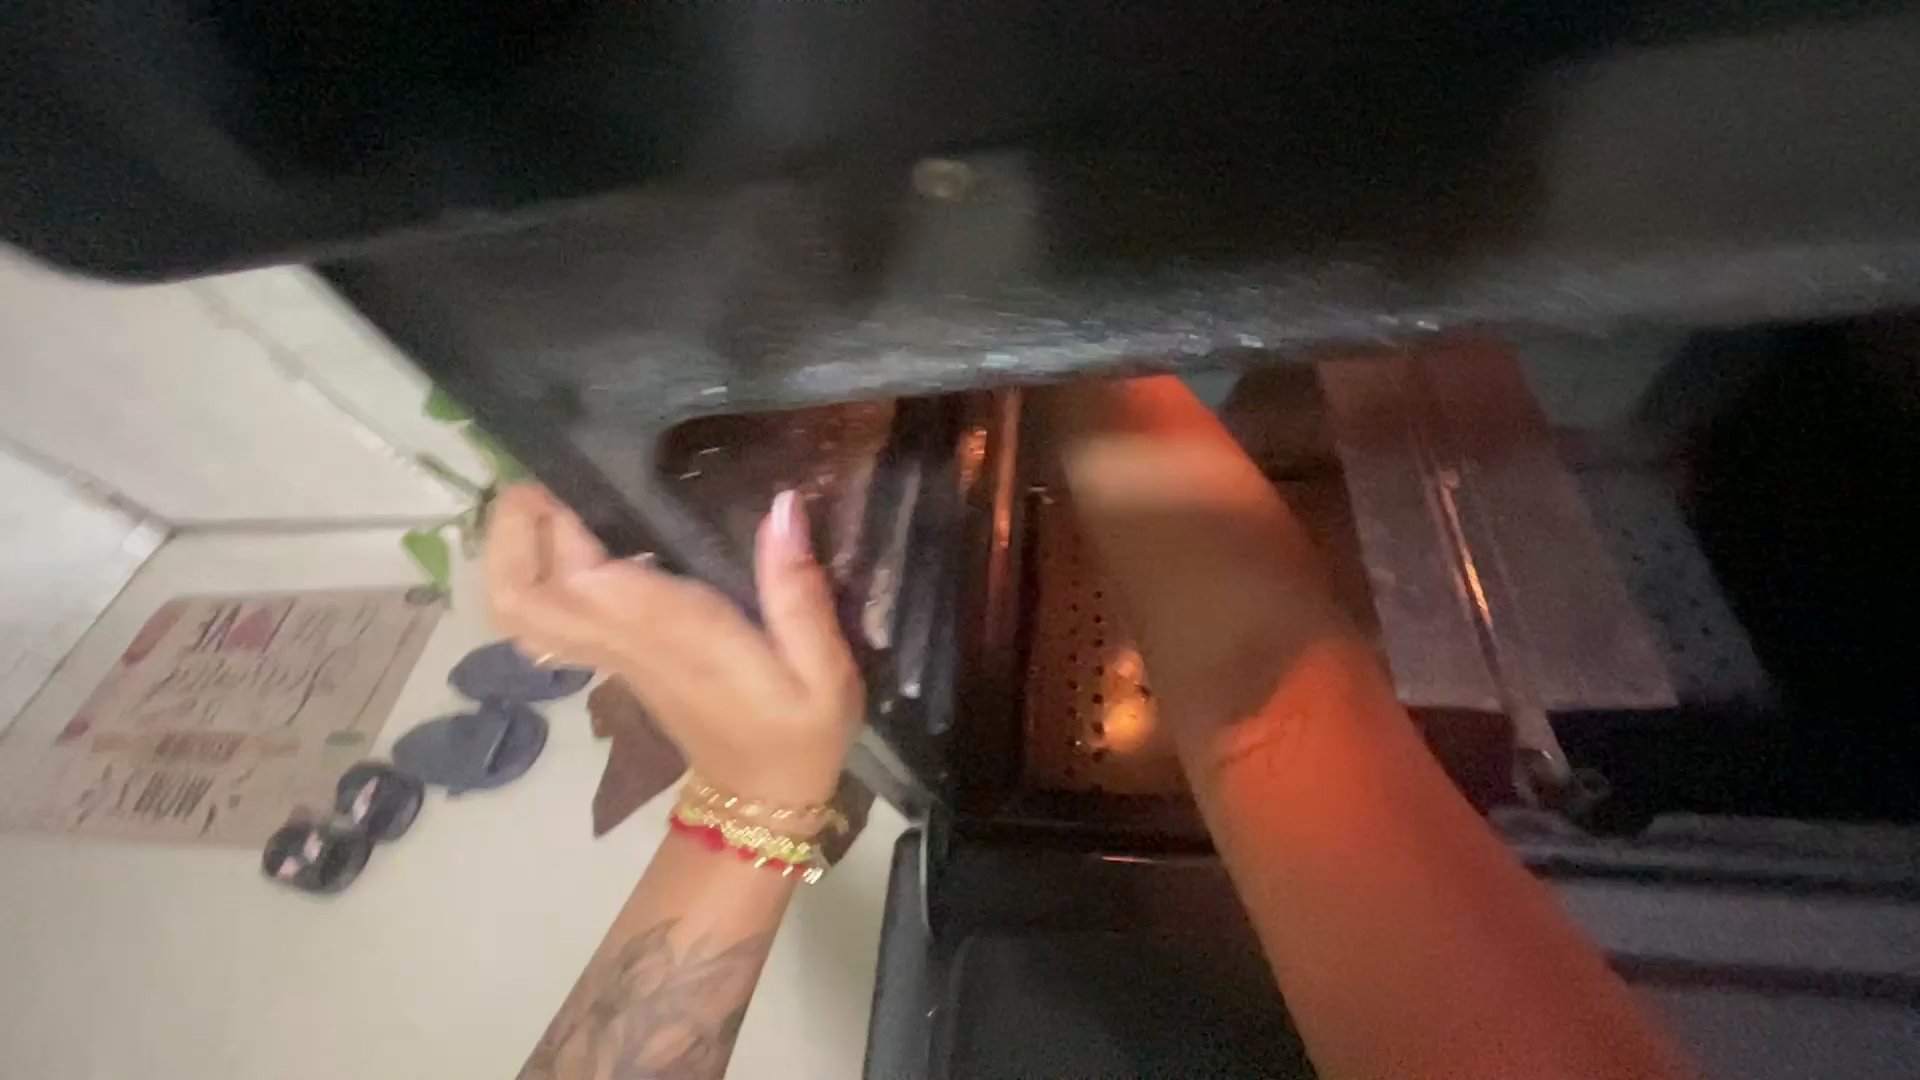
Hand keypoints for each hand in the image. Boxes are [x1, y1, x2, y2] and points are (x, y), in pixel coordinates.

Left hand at [484, 485, 862, 807]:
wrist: (762, 799)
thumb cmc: (801, 731)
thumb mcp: (824, 669)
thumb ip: (799, 592)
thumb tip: (782, 508)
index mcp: (683, 640)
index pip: (592, 585)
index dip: (560, 530)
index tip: (568, 473)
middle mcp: (631, 646)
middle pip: (525, 598)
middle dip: (513, 534)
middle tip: (544, 480)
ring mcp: (612, 659)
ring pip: (520, 614)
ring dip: (511, 556)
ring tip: (548, 502)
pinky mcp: (612, 664)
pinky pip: (542, 622)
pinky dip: (530, 578)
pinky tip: (567, 541)